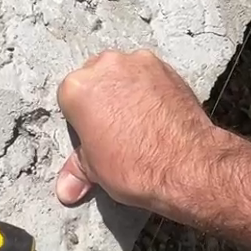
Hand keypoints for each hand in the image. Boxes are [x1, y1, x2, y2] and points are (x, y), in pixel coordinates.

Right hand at [53, 49, 227, 212]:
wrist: (185, 162)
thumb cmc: (135, 166)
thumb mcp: (95, 171)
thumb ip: (76, 169)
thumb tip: (65, 188)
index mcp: (78, 88)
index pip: (69, 96)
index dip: (81, 117)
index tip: (92, 132)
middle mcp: (106, 65)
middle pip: (96, 76)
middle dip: (102, 96)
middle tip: (113, 125)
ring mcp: (138, 62)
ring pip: (124, 72)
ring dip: (126, 88)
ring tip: (137, 119)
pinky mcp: (165, 65)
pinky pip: (149, 73)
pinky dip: (150, 87)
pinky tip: (156, 111)